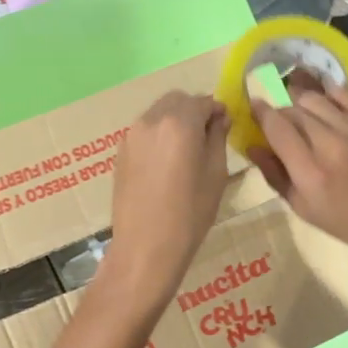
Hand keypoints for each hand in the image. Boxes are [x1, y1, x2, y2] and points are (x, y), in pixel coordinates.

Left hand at [109, 91, 231, 281]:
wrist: (145, 246)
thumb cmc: (190, 214)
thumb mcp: (216, 174)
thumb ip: (217, 138)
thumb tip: (219, 119)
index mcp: (179, 123)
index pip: (203, 101)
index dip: (217, 110)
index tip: (226, 125)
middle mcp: (151, 120)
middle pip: (177, 100)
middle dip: (194, 110)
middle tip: (208, 135)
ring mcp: (131, 135)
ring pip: (158, 113)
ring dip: (175, 120)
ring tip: (187, 150)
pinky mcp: (121, 152)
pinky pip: (145, 130)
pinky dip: (159, 134)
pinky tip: (167, 161)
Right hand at [247, 79, 347, 263]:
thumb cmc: (346, 222)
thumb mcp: (303, 208)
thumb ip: (274, 174)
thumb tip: (251, 145)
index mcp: (310, 173)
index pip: (277, 128)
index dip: (261, 111)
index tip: (254, 105)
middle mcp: (331, 146)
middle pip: (293, 110)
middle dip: (280, 110)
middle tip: (277, 118)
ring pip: (314, 99)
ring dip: (300, 101)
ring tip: (298, 110)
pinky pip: (342, 95)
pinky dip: (326, 93)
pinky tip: (321, 98)